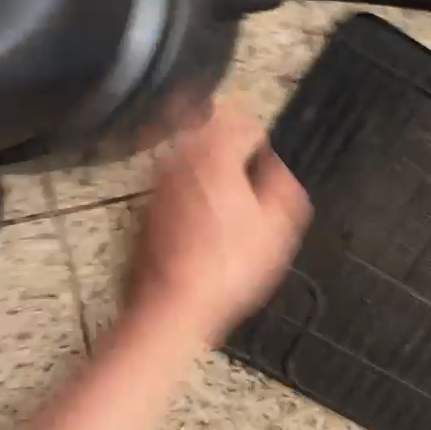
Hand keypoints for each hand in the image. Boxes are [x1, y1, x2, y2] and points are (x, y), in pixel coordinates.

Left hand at [124, 104, 311, 336]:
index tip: (269, 152)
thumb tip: (277, 169)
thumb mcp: (279, 226)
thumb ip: (284, 185)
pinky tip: (206, 217)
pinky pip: (173, 184)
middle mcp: (182, 161)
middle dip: (230, 139)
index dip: (263, 136)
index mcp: (217, 156)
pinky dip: (189, 188)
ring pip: (187, 156)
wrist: (173, 306)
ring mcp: (158, 185)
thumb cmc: (228, 267)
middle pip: (208, 129)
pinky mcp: (146, 210)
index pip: (244, 122)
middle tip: (249, 158)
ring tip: (229, 187)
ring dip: (208, 162)